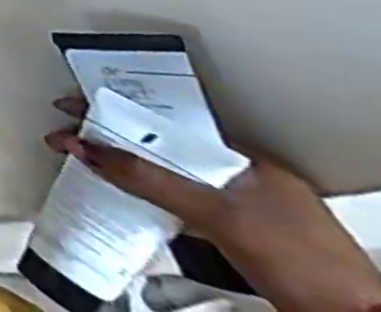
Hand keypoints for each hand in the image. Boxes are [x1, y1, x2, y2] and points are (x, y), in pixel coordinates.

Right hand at [46, 97, 380, 311]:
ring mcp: (243, 208)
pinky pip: (177, 202)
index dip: (112, 113)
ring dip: (125, 171)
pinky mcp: (239, 235)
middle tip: (69, 139)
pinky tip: (134, 204)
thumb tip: (89, 149)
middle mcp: (242, 177)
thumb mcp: (218, 216)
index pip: (161, 123)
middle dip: (109, 141)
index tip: (70, 108)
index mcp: (242, 160)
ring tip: (90, 165)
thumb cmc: (311, 271)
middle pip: (158, 147)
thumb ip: (150, 179)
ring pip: (165, 175)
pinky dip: (147, 199)